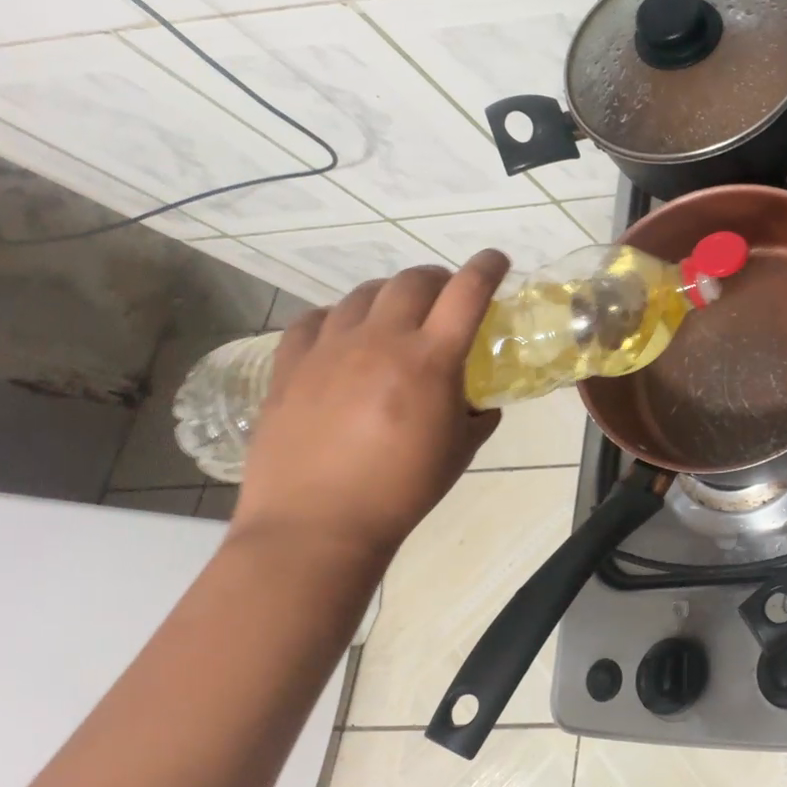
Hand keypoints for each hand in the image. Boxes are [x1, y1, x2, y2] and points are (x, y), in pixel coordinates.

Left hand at [233, 250, 510, 559]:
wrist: (317, 524)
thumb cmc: (403, 489)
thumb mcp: (460, 450)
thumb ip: (477, 414)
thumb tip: (480, 402)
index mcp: (432, 359)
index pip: (468, 291)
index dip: (487, 268)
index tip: (497, 262)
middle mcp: (381, 340)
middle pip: (413, 281)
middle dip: (438, 279)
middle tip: (446, 298)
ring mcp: (329, 350)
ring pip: (363, 294)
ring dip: (389, 296)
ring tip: (395, 316)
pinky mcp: (289, 367)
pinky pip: (314, 320)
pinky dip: (337, 318)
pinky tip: (342, 336)